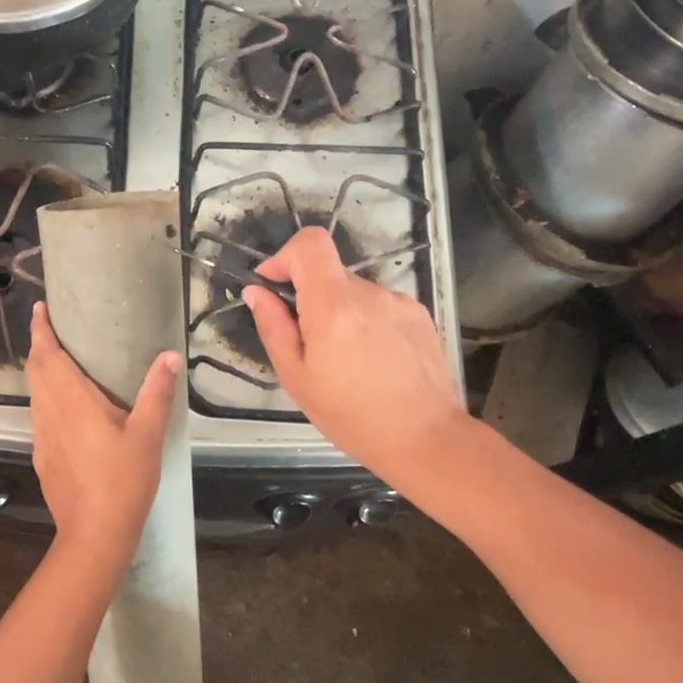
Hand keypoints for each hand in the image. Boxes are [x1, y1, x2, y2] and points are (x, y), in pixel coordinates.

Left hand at [27, 302, 182, 546]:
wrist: (94, 533)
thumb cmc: (123, 481)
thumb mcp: (148, 435)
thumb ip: (156, 393)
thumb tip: (169, 355)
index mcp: (72, 401)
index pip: (46, 355)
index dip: (40, 329)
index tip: (39, 308)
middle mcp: (49, 413)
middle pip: (35, 370)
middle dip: (40, 345)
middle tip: (53, 327)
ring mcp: (41, 437)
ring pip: (35, 394)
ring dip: (41, 372)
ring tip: (61, 359)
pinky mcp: (42, 457)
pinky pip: (40, 415)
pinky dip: (46, 398)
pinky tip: (66, 407)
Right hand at [243, 226, 464, 477]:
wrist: (424, 437)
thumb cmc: (350, 416)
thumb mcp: (296, 377)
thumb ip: (274, 327)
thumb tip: (257, 292)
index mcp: (334, 307)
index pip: (310, 244)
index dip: (285, 256)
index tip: (273, 285)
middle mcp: (370, 294)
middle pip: (329, 274)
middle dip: (310, 299)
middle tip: (307, 345)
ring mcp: (399, 302)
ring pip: (354, 293)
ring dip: (339, 314)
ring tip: (344, 361)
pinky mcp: (419, 315)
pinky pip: (379, 307)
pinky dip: (365, 323)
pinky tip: (371, 361)